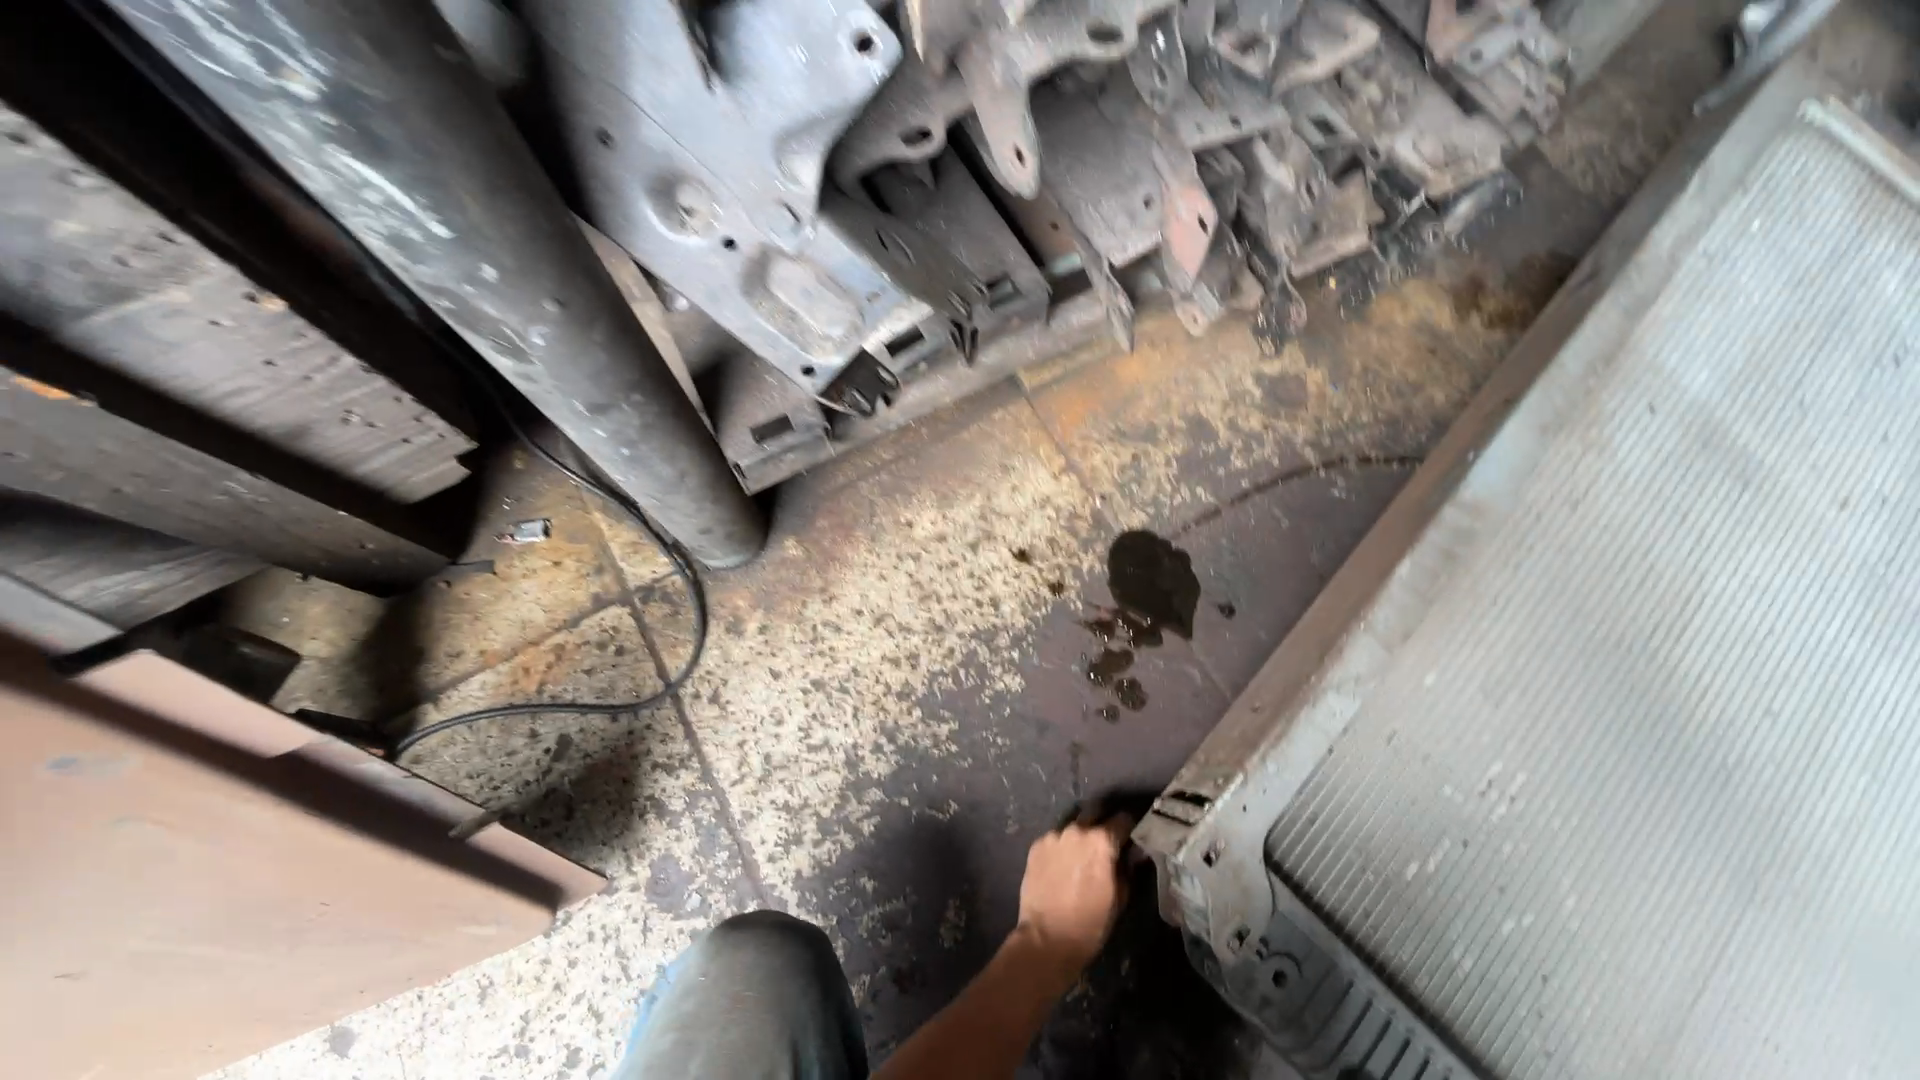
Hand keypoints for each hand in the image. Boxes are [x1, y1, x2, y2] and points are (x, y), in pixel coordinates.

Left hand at [1013, 815, 1133, 972]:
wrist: (1046, 938)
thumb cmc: (1090, 922)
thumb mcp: (1120, 897)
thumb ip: (1127, 867)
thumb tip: (1135, 852)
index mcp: (1101, 840)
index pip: (1123, 819)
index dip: (1130, 826)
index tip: (1133, 835)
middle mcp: (1076, 830)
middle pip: (1095, 813)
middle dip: (1104, 823)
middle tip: (1107, 841)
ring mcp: (1053, 836)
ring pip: (1073, 826)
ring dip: (1080, 835)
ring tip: (1081, 855)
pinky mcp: (1036, 846)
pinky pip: (1055, 839)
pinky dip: (1062, 846)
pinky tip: (1062, 864)